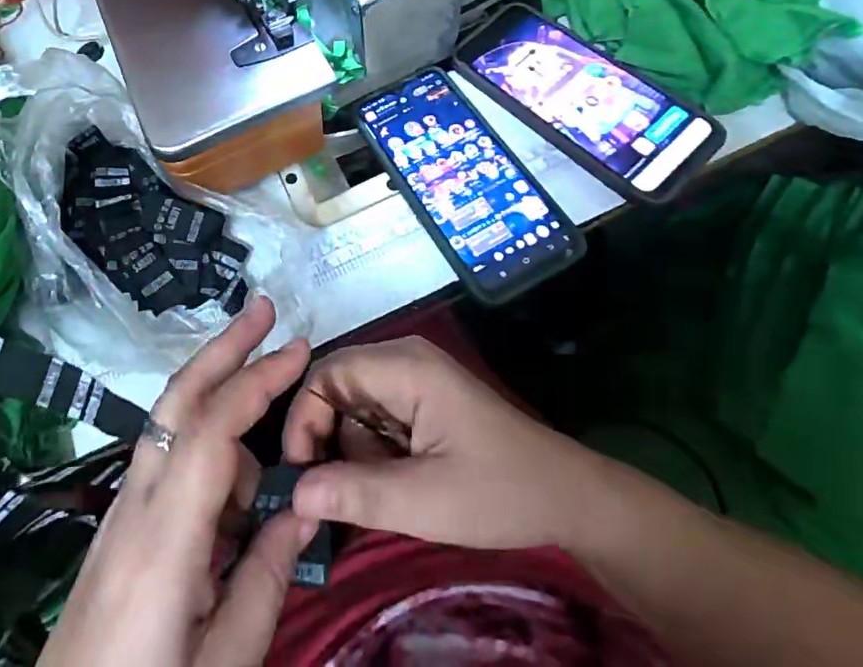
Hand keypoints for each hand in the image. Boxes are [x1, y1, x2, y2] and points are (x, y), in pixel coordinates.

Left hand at [40, 297, 315, 666]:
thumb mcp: (227, 661)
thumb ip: (266, 578)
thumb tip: (300, 507)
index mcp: (164, 539)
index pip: (211, 431)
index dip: (255, 381)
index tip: (298, 348)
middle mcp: (135, 505)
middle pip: (177, 399)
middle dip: (223, 346)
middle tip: (264, 309)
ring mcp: (120, 510)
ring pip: (172, 425)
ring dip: (223, 411)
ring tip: (265, 488)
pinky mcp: (119, 524)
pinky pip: (168, 461)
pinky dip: (207, 451)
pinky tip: (233, 503)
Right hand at [282, 336, 609, 553]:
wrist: (568, 499)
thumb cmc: (500, 493)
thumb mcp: (426, 501)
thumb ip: (357, 493)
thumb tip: (293, 495)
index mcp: (405, 367)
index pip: (326, 374)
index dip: (304, 418)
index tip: (302, 474)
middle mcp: (404, 361)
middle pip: (336, 389)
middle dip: (326, 441)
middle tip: (326, 494)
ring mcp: (413, 380)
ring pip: (352, 408)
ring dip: (350, 453)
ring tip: (371, 496)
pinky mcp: (420, 402)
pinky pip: (374, 419)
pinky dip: (370, 454)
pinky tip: (390, 486)